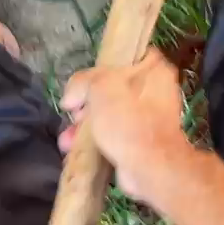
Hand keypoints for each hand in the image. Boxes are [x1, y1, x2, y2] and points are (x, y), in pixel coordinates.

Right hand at [58, 51, 189, 203]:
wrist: (150, 168)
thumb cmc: (129, 121)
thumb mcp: (100, 87)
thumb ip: (82, 81)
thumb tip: (71, 98)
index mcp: (154, 69)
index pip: (125, 56)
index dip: (100, 66)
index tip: (83, 81)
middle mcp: (155, 90)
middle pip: (112, 87)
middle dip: (86, 102)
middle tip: (74, 112)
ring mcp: (149, 117)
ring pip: (110, 113)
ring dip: (86, 125)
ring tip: (67, 138)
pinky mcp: (141, 140)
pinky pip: (114, 133)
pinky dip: (96, 140)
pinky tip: (75, 149)